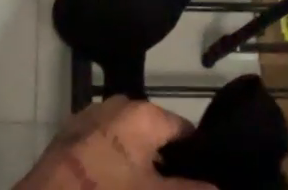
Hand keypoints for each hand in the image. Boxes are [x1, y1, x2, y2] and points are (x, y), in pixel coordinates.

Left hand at [15, 99, 214, 189]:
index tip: (200, 179)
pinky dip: (112, 165)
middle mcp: (116, 106)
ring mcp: (89, 119)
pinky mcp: (68, 138)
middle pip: (154, 134)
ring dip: (137, 164)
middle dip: (164, 163)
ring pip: (126, 141)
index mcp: (142, 113)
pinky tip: (114, 185)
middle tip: (169, 187)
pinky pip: (102, 148)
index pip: (184, 130)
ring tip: (141, 186)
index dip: (195, 157)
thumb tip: (219, 187)